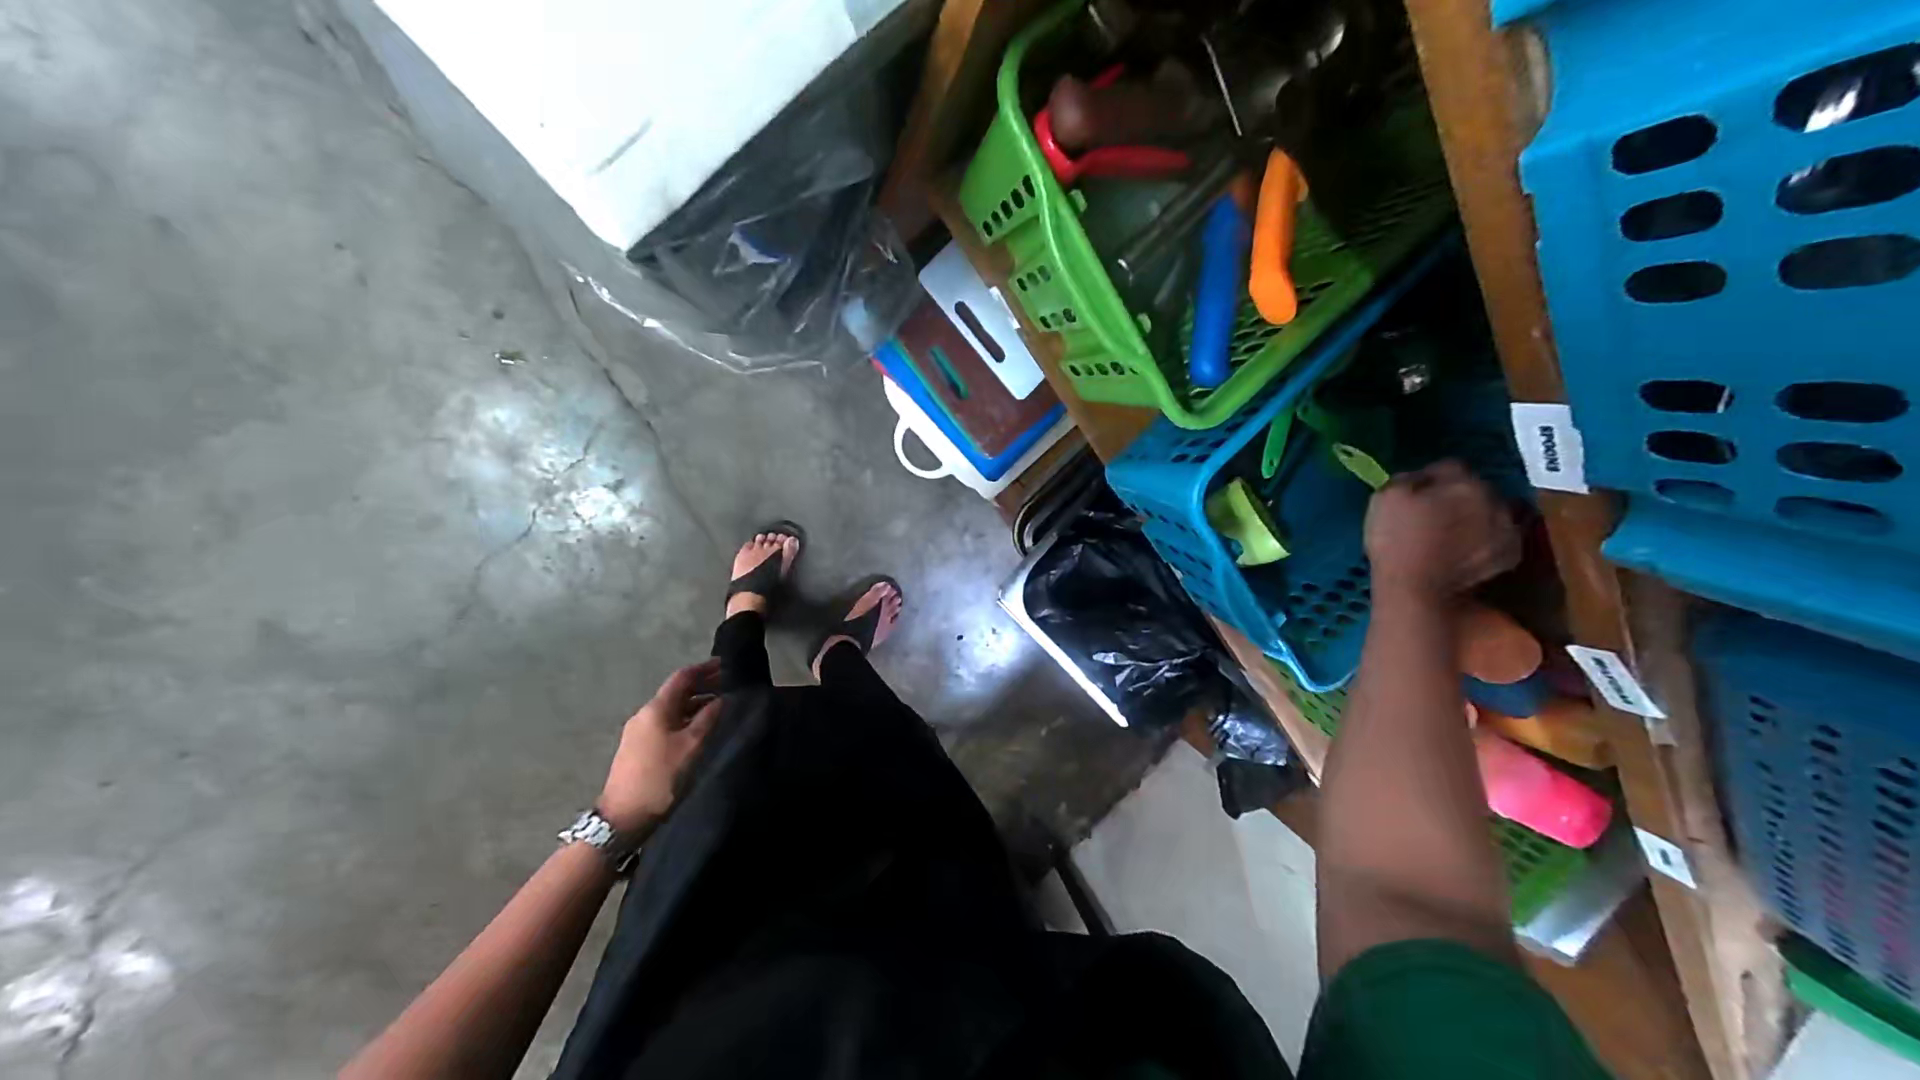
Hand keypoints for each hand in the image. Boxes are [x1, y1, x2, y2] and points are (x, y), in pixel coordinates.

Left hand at [598, 659, 722, 831]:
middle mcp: (645, 715)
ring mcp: (639, 732)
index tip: (726, 664)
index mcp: (656, 708)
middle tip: (728, 684)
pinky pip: (667, 723)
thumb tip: (722, 699)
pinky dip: (686, 718)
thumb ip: (708, 718)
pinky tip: (700, 727)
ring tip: (720, 705)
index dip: (705, 669)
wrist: (624, 816)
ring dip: (695, 703)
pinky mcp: (639, 748)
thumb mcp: (692, 746)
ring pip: (672, 709)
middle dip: (702, 685)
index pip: (682, 677)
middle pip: (676, 692)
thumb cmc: (661, 776)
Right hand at [1364, 460, 1520, 603]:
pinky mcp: (1511, 555)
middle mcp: (1493, 499)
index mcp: (1462, 482)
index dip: (1429, 478)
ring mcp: (1507, 528)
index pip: (1448, 466)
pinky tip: (1466, 551)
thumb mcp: (1385, 498)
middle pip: (1475, 488)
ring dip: (1475, 517)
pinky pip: (1498, 537)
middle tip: (1434, 513)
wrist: (1418, 590)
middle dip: (1458, 496)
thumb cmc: (1396, 541)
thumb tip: (1420, 476)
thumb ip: (1406, 478)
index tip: (1415, 492)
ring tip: (1452, 534)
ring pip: (1491, 511)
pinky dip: (1485, 540)